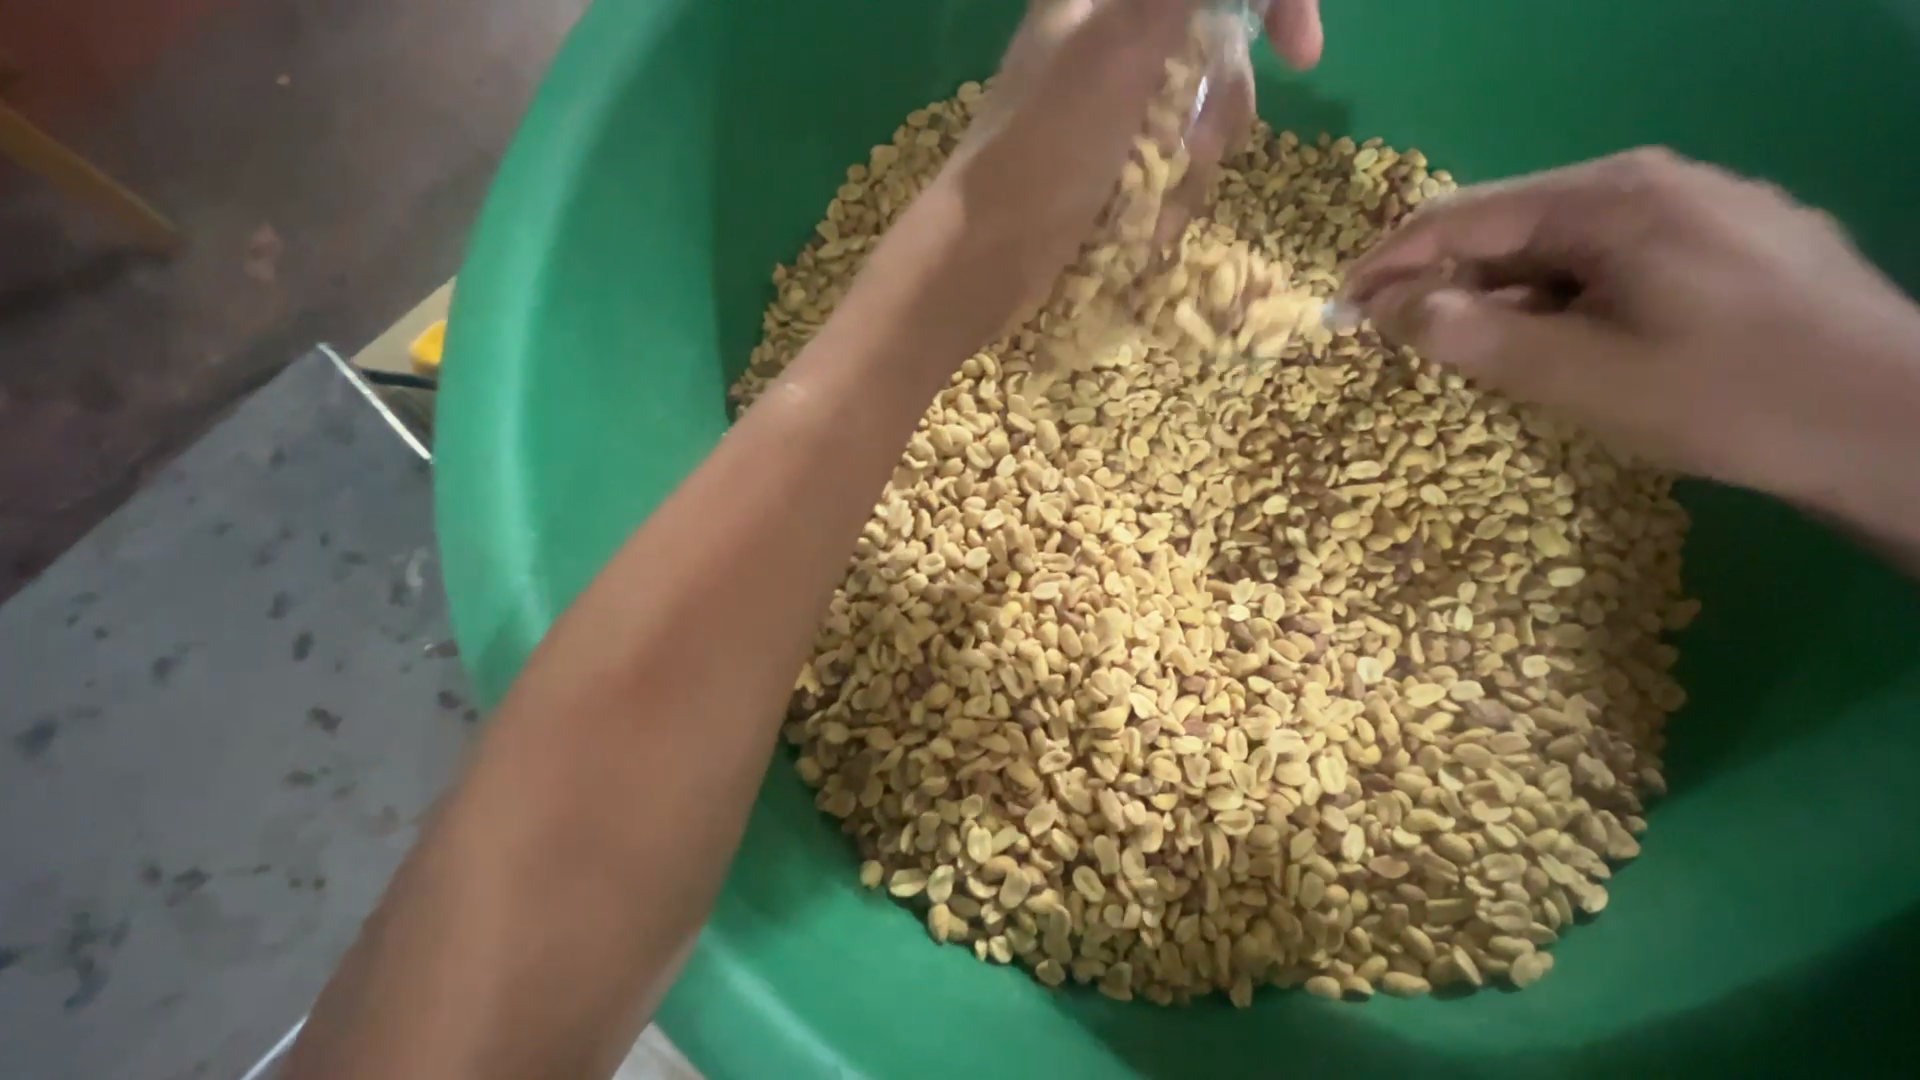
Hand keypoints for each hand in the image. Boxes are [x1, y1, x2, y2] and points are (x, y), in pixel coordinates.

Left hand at [888, 0, 1324, 349]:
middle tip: (1192, 153)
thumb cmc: (1046, 151)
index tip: (1303, 54)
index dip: (1275, 2)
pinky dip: (1171, 198)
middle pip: (1219, 48)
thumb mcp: (1119, 47)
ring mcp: (1112, 107)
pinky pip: (1172, 166)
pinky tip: (1149, 229)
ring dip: (1192, 169)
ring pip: (1200, 116)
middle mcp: (1114, 38)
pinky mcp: (1110, 164)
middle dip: (1219, 110)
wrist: (987, 256)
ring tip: (1156, 208)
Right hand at [1342, 147, 1919, 526]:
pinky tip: (1554, 345)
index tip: (1339, 305)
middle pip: (1508, 228)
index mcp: (1612, 200)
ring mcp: (1692, 209)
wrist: (1901, 425)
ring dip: (1499, 298)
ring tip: (1474, 355)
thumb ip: (1473, 337)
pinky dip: (1552, 301)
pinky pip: (1600, 263)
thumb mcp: (1578, 376)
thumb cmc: (1727, 399)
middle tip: (1398, 342)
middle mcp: (1650, 185)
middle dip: (1443, 282)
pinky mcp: (1718, 241)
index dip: (1389, 261)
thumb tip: (1388, 308)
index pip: (1464, 217)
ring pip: (1554, 249)